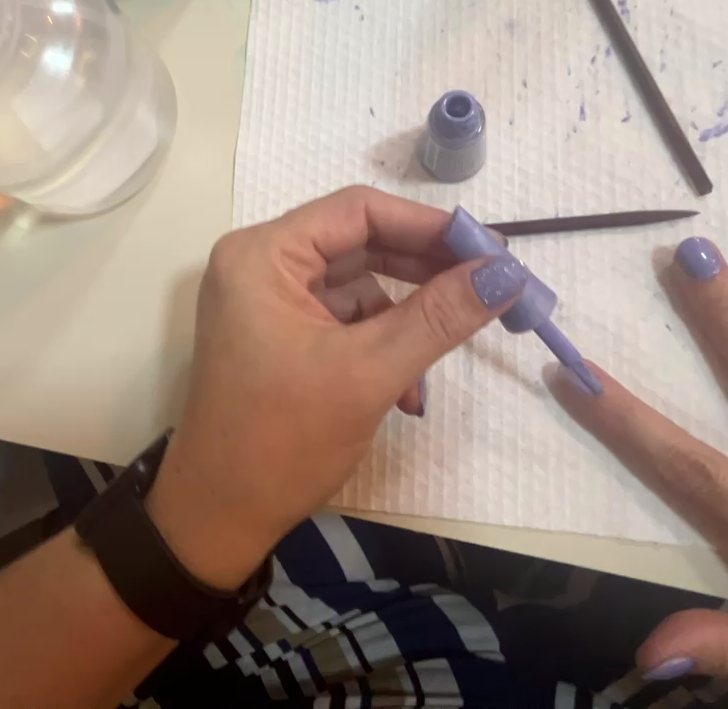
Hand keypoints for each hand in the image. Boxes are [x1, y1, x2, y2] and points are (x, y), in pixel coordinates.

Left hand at [146, 186, 525, 588]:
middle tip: (492, 286)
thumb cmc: (284, 440)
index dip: (429, 225)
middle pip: (358, 243)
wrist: (220, 516)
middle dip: (425, 269)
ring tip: (451, 347)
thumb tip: (507, 272)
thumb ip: (440, 316)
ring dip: (406, 316)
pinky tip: (410, 388)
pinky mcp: (279, 329)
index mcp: (262, 254)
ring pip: (356, 282)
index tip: (492, 247)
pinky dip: (381, 343)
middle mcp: (260, 262)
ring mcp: (267, 297)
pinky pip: (343, 317)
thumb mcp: (370, 372)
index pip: (357, 211)